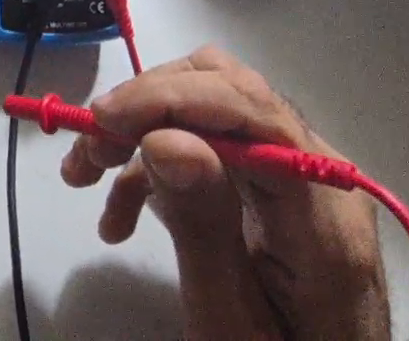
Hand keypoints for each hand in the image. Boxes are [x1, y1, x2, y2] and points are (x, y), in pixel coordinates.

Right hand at [60, 46, 388, 340]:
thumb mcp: (234, 322)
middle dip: (147, 105)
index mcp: (323, 216)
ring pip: (205, 105)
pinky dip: (146, 166)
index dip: (173, 99)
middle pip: (228, 90)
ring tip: (85, 170)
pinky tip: (117, 217)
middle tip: (90, 146)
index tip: (103, 118)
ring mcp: (290, 175)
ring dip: (137, 128)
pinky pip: (200, 143)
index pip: (255, 115)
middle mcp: (315, 174)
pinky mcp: (264, 185)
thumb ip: (204, 230)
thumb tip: (164, 138)